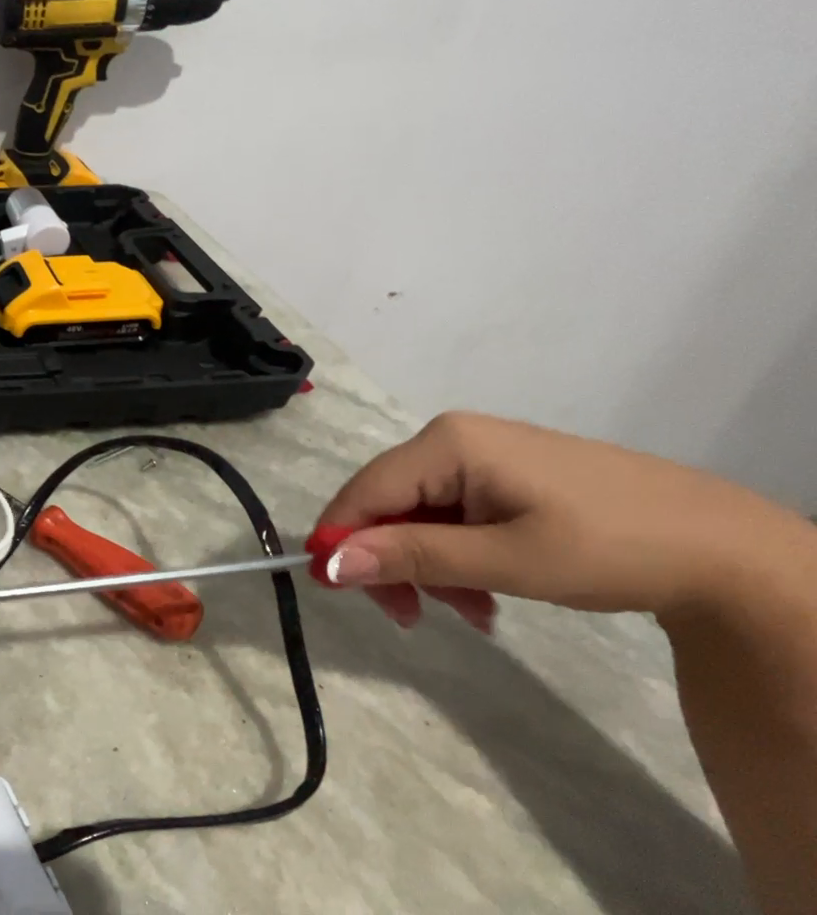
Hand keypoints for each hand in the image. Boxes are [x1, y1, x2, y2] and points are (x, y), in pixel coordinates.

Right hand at [316, 411, 815, 628]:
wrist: (730, 550)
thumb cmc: (613, 548)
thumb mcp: (506, 561)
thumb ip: (412, 558)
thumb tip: (326, 564)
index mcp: (448, 444)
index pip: (364, 491)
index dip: (340, 540)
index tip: (337, 595)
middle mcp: (454, 439)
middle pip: (388, 504)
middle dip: (395, 563)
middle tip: (414, 618)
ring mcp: (483, 455)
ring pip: (419, 516)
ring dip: (430, 569)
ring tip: (473, 612)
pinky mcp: (507, 476)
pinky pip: (453, 516)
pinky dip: (457, 557)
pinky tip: (486, 593)